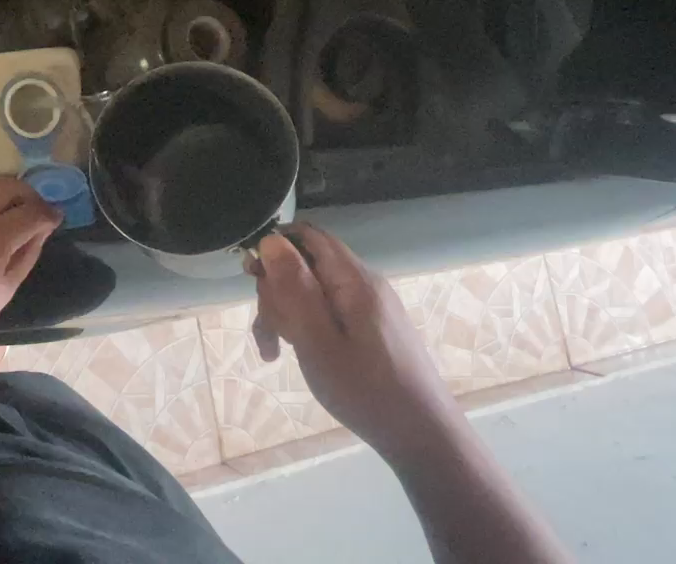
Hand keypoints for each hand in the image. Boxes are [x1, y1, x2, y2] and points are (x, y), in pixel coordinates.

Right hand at [248, 223, 461, 460]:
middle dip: (276, 290)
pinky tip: (290, 353)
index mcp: (353, 280)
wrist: (424, 440)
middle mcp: (362, 283)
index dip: (274, 246)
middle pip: (304, 263)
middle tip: (270, 330)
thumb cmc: (365, 391)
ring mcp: (367, 306)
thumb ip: (294, 287)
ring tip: (274, 349)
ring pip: (310, 290)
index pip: (307, 235)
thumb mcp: (318, 340)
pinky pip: (325, 311)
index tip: (252, 277)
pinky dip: (303, 326)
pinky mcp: (368, 327)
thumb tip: (270, 239)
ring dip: (284, 314)